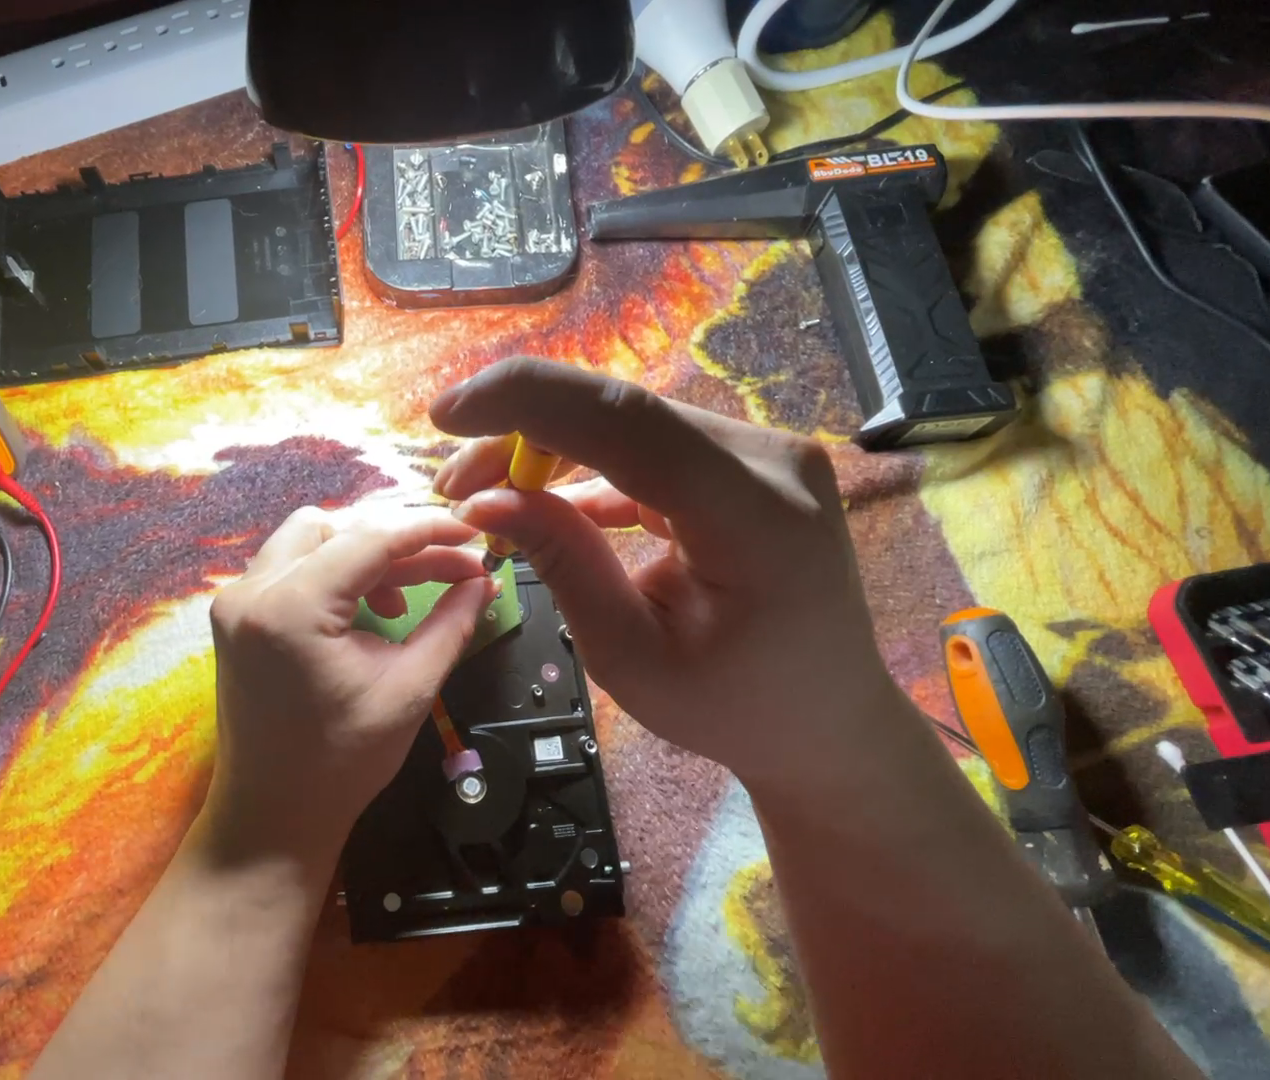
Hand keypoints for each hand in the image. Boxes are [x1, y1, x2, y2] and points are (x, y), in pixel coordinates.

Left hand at [205, 506, 492, 858]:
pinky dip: (332, 573)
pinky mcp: (236, 617)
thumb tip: (485, 582)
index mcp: (292, 608)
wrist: (272, 817)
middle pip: (334, 526)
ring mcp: (236, 603)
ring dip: (360, 556)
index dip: (428, 530)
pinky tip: (366, 610)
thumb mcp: (408, 690)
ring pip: (307, 540)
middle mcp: (252, 591)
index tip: (472, 534)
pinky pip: (289, 568)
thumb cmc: (341, 763)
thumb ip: (450, 625)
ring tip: (401, 599)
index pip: (370, 539)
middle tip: (443, 569)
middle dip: (393, 542)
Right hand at [432, 359, 908, 795]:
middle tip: (453, 483)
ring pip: (628, 424)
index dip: (527, 401)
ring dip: (549, 450)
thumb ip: (562, 561)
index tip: (444, 414)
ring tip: (487, 493)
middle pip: (621, 414)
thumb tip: (482, 500)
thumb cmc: (732, 708)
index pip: (626, 421)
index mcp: (754, 513)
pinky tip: (543, 500)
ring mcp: (763, 455)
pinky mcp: (745, 465)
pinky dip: (588, 469)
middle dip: (522, 434)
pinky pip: (649, 448)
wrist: (825, 721)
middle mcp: (770, 459)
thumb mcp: (629, 653)